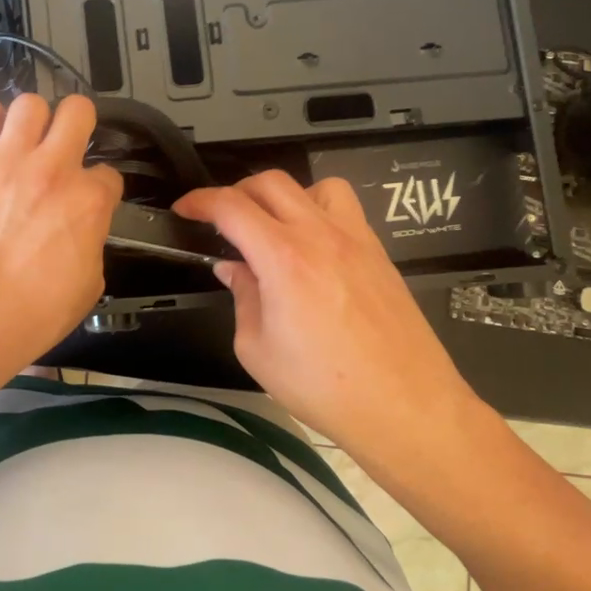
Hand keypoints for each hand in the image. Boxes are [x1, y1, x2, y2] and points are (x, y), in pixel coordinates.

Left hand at [0, 94, 123, 379]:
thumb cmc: (31, 316)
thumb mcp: (89, 286)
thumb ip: (92, 241)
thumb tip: (84, 227)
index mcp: (88, 203)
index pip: (108, 173)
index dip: (100, 186)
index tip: (88, 197)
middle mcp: (51, 171)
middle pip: (77, 112)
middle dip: (77, 124)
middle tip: (64, 143)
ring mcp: (5, 162)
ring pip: (29, 104)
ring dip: (31, 119)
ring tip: (22, 139)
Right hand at [173, 172, 485, 458]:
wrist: (406, 407)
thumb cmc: (326, 387)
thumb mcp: (258, 350)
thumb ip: (242, 299)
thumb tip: (234, 271)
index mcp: (283, 259)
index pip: (230, 206)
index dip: (198, 201)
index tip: (184, 210)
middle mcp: (320, 237)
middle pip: (270, 182)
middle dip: (235, 192)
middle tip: (221, 220)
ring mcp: (356, 241)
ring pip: (314, 186)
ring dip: (283, 196)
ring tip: (272, 227)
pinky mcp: (379, 255)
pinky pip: (345, 210)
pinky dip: (318, 212)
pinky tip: (311, 247)